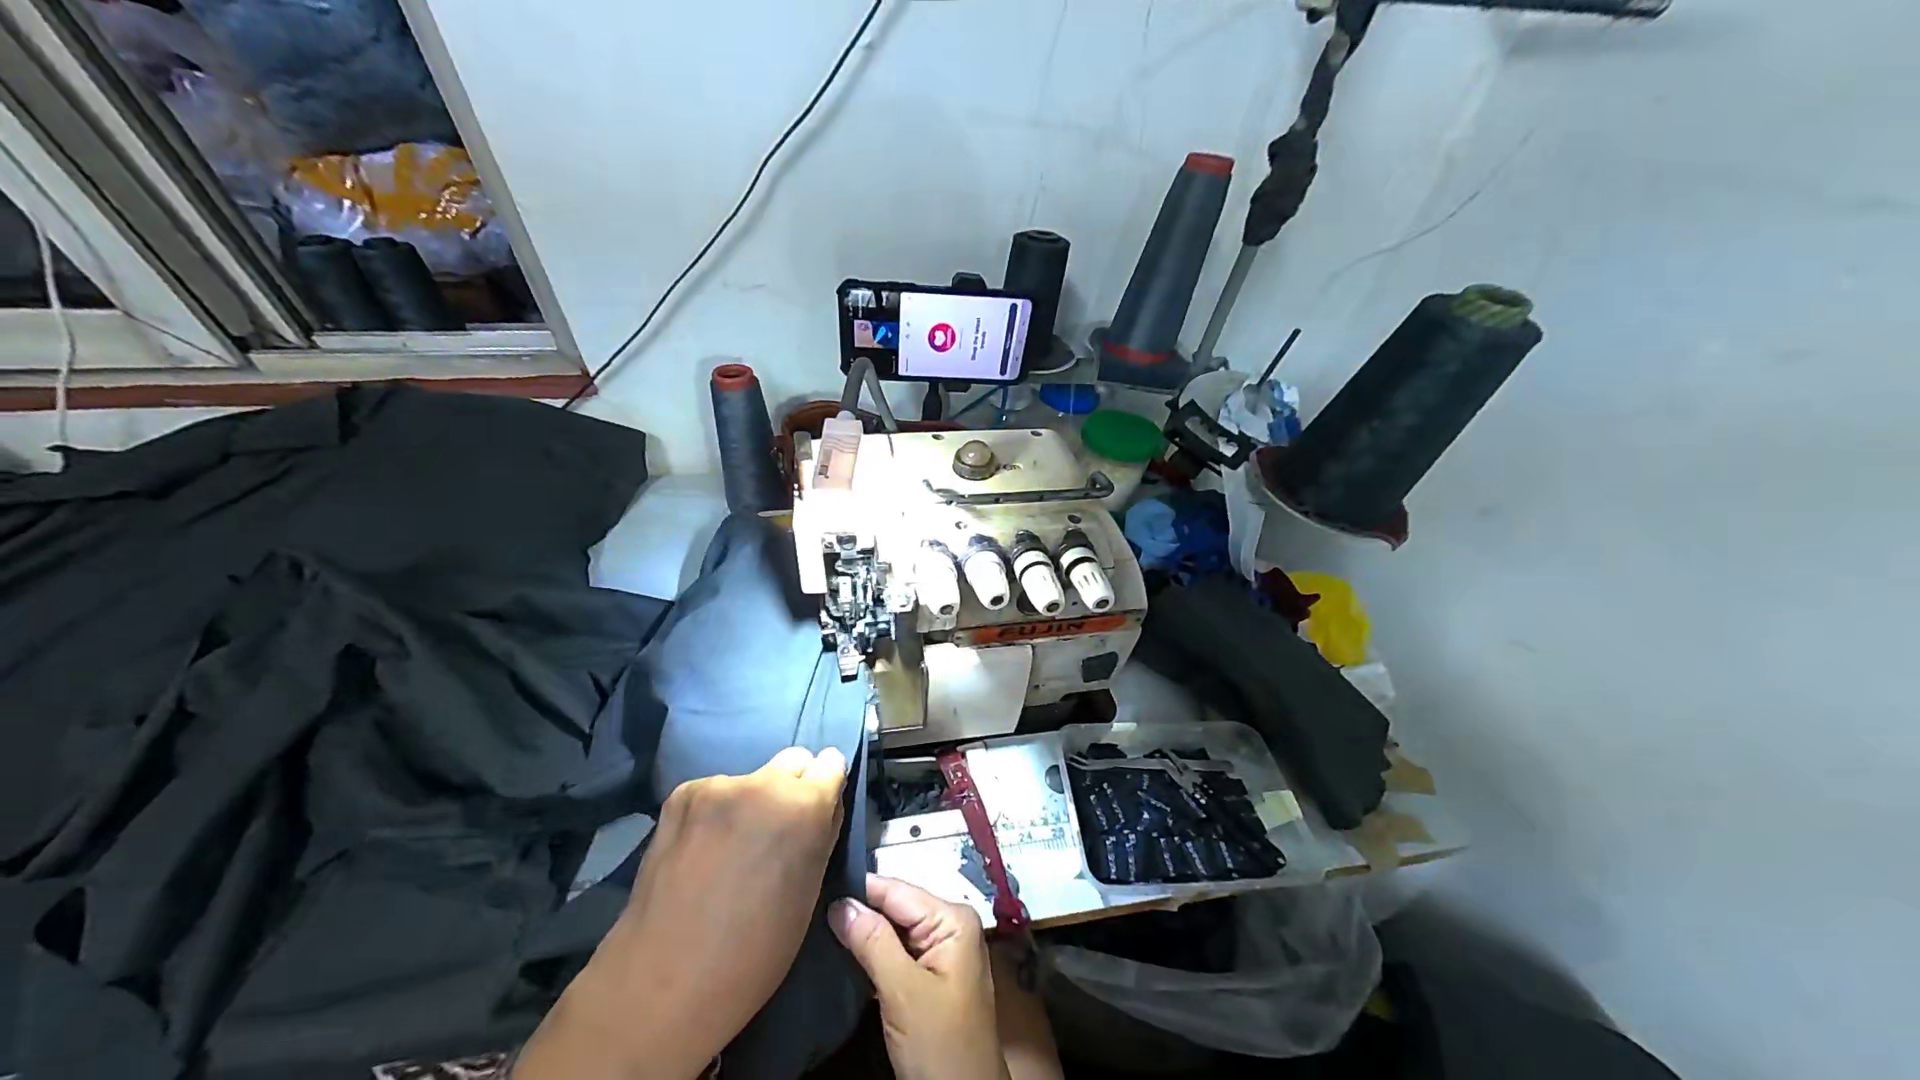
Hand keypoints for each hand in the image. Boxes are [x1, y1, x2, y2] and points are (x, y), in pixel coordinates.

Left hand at [516, 747, 847, 1079]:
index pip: (831, 762)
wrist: (664, 979)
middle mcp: (761, 782)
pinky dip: (718, 812)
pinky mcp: (682, 795)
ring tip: (734, 847)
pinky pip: (716, 792)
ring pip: (751, 779)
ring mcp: (717, 785)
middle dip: (792, 787)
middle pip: (793, 761)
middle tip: (778, 830)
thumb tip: (822, 806)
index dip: (827, 785)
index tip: (820, 806)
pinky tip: (704, 849)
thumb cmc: (755, 948)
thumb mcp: (810, 888)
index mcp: (802, 806)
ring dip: (751, 802)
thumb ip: (820, 833)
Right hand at [829, 875, 1011, 1079]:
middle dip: (858, 911)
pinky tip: (843, 953)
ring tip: (820, 928)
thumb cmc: (941, 1045)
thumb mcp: (904, 992)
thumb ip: (873, 942)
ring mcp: (941, 951)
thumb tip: (839, 903)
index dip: (857, 889)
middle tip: (813, 910)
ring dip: (861, 933)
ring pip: (892, 930)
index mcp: (953, 918)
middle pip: (894, 907)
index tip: (816, 886)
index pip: (897, 890)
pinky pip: (895, 952)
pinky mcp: (929, 975)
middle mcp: (950, 925)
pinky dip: (872, 954)